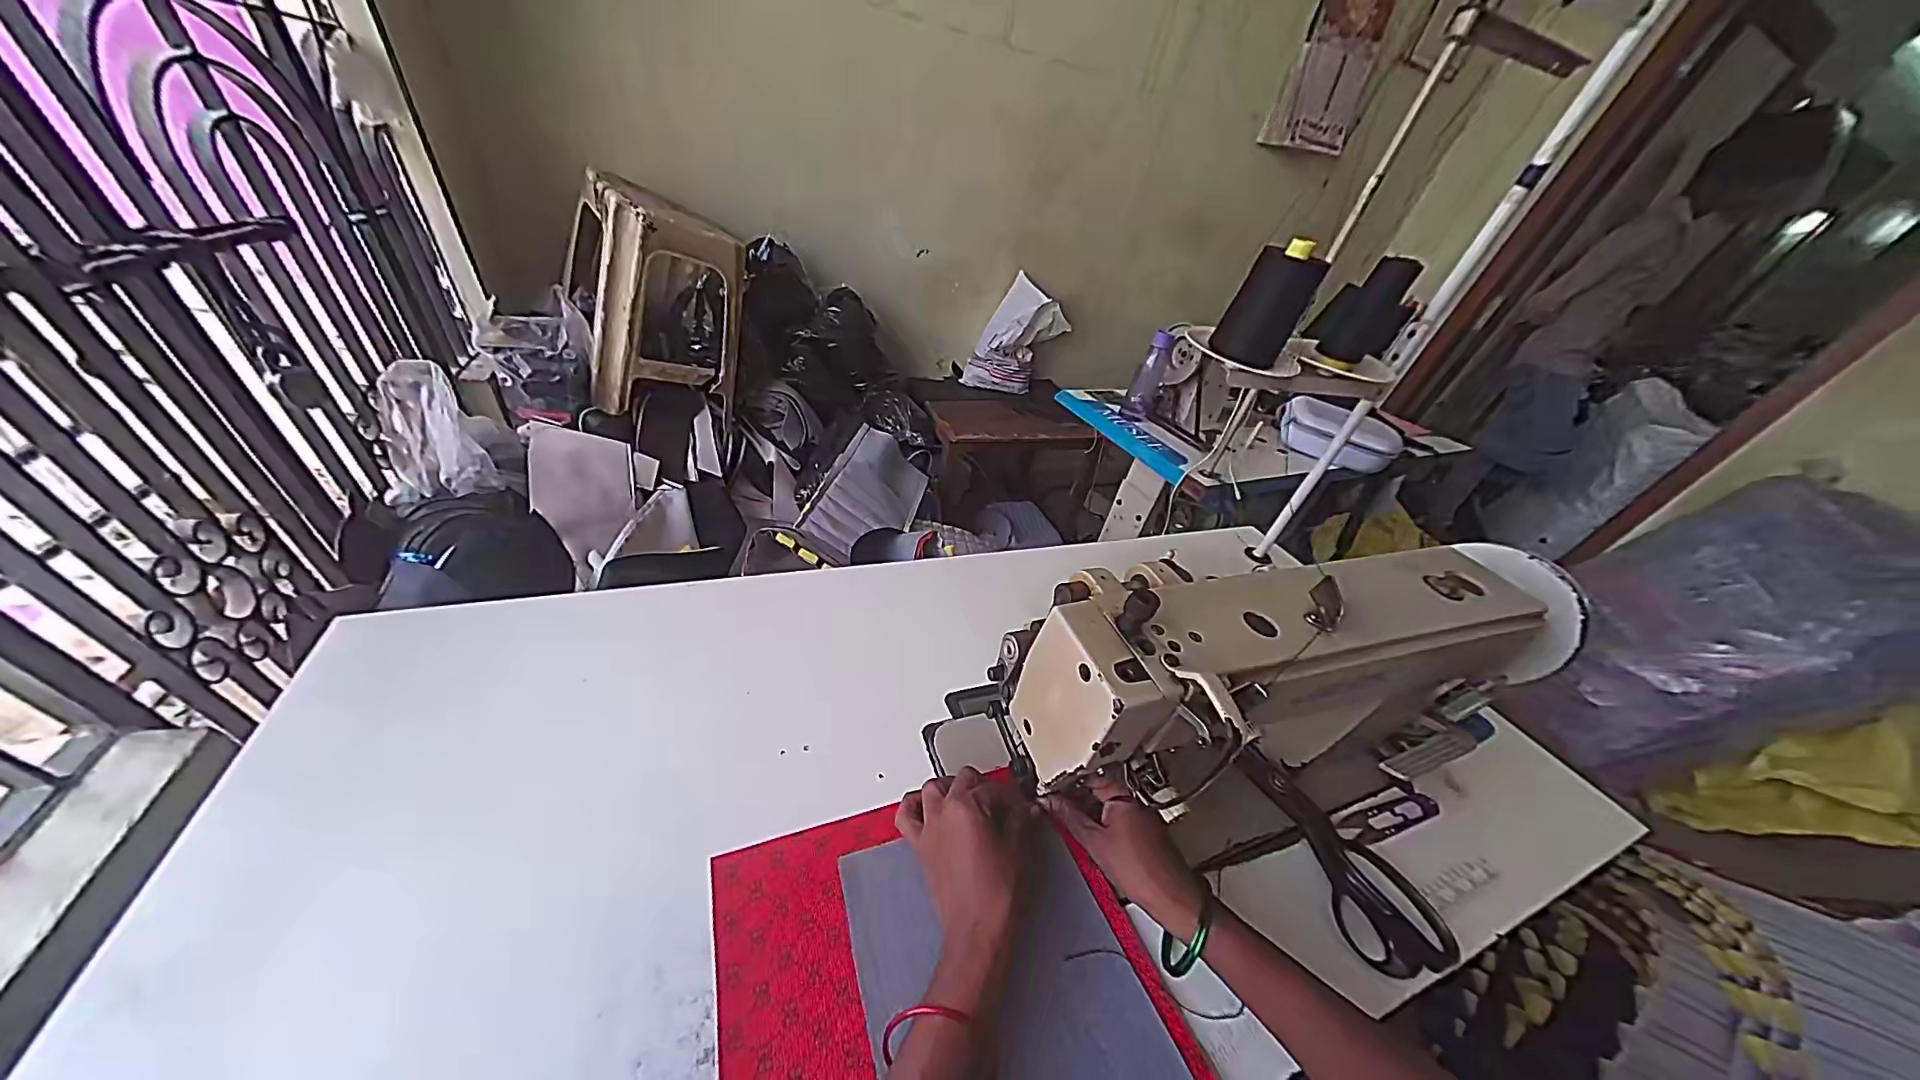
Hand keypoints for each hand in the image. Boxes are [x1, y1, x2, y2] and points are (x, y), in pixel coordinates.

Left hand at [896, 768, 1032, 949]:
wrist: (975, 930)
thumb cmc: (993, 896)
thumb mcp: (1018, 851)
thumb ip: (1021, 822)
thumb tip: (1026, 811)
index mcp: (967, 807)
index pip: (991, 788)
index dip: (1010, 796)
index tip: (1020, 806)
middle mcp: (943, 812)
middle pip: (962, 779)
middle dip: (983, 785)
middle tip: (1000, 801)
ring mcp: (928, 828)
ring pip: (932, 788)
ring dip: (949, 787)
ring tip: (967, 798)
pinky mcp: (920, 846)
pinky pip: (907, 815)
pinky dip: (914, 806)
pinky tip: (927, 809)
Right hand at [1044, 772, 1208, 937]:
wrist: (1171, 898)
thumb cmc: (1141, 872)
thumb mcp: (1094, 843)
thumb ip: (1069, 818)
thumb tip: (1051, 803)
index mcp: (1124, 798)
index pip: (1090, 779)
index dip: (1068, 785)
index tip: (1053, 793)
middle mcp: (1136, 804)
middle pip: (1100, 792)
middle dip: (1078, 800)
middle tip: (1058, 810)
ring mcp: (1143, 819)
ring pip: (1109, 808)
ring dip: (1090, 815)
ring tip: (1073, 828)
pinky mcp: (1147, 835)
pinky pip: (1119, 822)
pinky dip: (1104, 827)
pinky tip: (1094, 842)